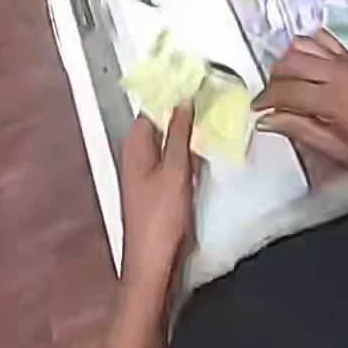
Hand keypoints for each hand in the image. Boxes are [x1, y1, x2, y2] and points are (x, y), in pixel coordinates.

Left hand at [118, 102, 194, 286]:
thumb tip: (183, 100)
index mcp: (135, 145)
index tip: (194, 80)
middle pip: (161, 122)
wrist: (155, 267)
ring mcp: (148, 172)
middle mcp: (138, 155)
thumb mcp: (175, 170)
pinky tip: (205, 149)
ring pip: (170, 141)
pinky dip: (189, 151)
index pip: (153, 106)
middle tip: (209, 96)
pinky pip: (175, 159)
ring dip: (188, 131)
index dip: (172, 93)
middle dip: (182, 110)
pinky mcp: (160, 188)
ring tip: (212, 116)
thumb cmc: (160, 219)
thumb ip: (179, 133)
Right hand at [253, 30, 347, 183]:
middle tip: (271, 99)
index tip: (257, 109)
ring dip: (287, 61)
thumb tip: (266, 121)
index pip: (286, 92)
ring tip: (286, 81)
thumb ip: (298, 130)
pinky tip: (304, 61)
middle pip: (289, 65)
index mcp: (331, 100)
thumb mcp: (335, 149)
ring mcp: (344, 62)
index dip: (266, 99)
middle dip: (273, 80)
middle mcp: (336, 73)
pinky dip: (307, 45)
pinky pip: (322, 39)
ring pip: (301, 47)